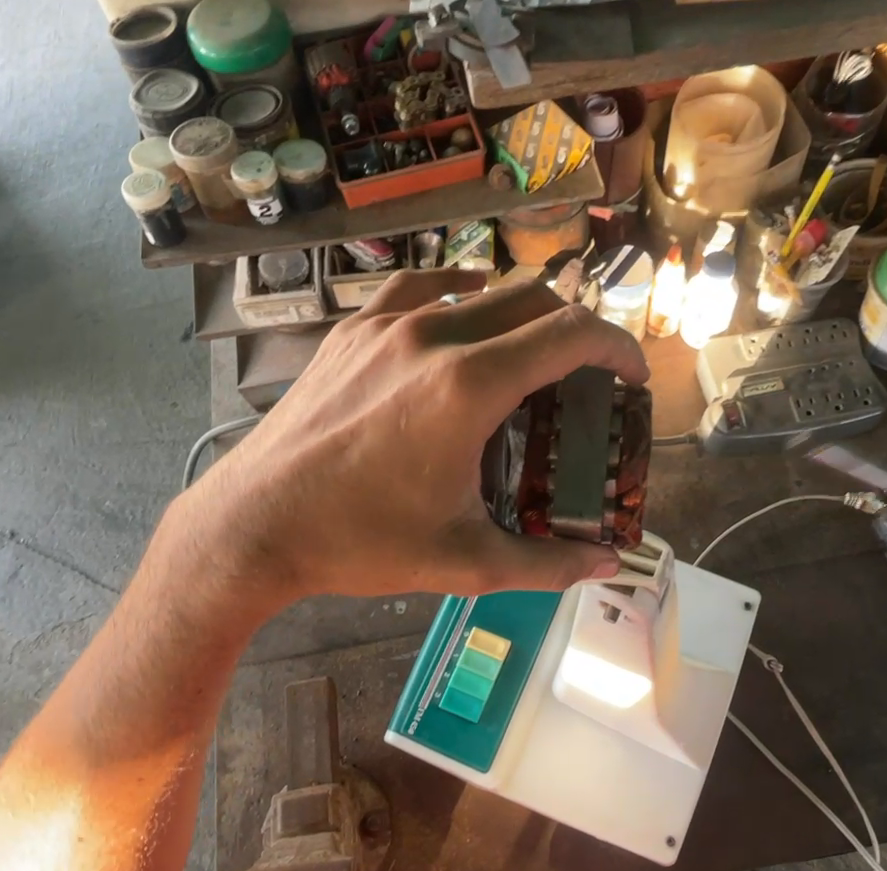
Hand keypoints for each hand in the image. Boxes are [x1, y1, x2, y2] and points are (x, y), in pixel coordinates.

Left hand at [170, 268, 649, 605]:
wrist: (256, 525)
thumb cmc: (361, 545)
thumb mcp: (465, 561)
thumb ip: (547, 563)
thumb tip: (605, 564)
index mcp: (469, 388)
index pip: (571, 334)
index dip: (617, 347)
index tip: (630, 376)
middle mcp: (434, 338)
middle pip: (533, 301)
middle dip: (575, 331)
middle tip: (586, 376)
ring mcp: (385, 327)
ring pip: (479, 291)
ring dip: (522, 313)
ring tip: (531, 352)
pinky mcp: (350, 332)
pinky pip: (419, 289)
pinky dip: (458, 292)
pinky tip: (464, 304)